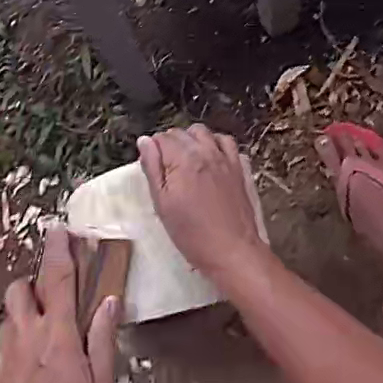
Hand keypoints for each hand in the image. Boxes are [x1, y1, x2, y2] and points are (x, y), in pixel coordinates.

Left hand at [0, 226, 120, 382]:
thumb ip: (102, 340)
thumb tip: (108, 302)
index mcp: (57, 336)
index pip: (57, 277)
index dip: (59, 249)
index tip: (60, 230)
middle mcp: (24, 341)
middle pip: (20, 289)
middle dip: (35, 281)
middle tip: (55, 290)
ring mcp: (2, 363)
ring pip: (7, 318)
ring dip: (24, 313)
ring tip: (45, 329)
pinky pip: (0, 350)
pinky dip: (14, 345)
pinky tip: (29, 366)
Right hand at [137, 125, 268, 280]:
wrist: (232, 250)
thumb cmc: (192, 233)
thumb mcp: (162, 204)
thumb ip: (152, 168)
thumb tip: (144, 141)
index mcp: (183, 159)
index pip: (162, 138)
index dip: (153, 150)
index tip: (152, 167)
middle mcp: (204, 151)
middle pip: (181, 133)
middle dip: (169, 144)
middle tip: (166, 169)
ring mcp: (224, 157)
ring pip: (202, 132)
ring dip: (190, 140)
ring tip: (185, 161)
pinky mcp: (237, 166)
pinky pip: (225, 141)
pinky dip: (214, 142)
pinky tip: (209, 156)